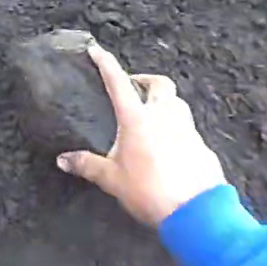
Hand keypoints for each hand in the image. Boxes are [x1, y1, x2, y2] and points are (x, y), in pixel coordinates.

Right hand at [56, 44, 228, 226]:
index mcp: (137, 118)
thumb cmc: (149, 191)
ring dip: (165, 102)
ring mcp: (187, 130)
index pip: (118, 82)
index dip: (106, 63)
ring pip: (178, 104)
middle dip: (146, 80)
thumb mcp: (112, 179)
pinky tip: (169, 146)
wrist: (198, 215)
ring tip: (152, 115)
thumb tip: (63, 160)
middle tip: (134, 87)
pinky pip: (189, 130)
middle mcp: (164, 117)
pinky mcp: (203, 148)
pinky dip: (178, 130)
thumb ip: (87, 165)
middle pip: (160, 84)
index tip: (96, 50)